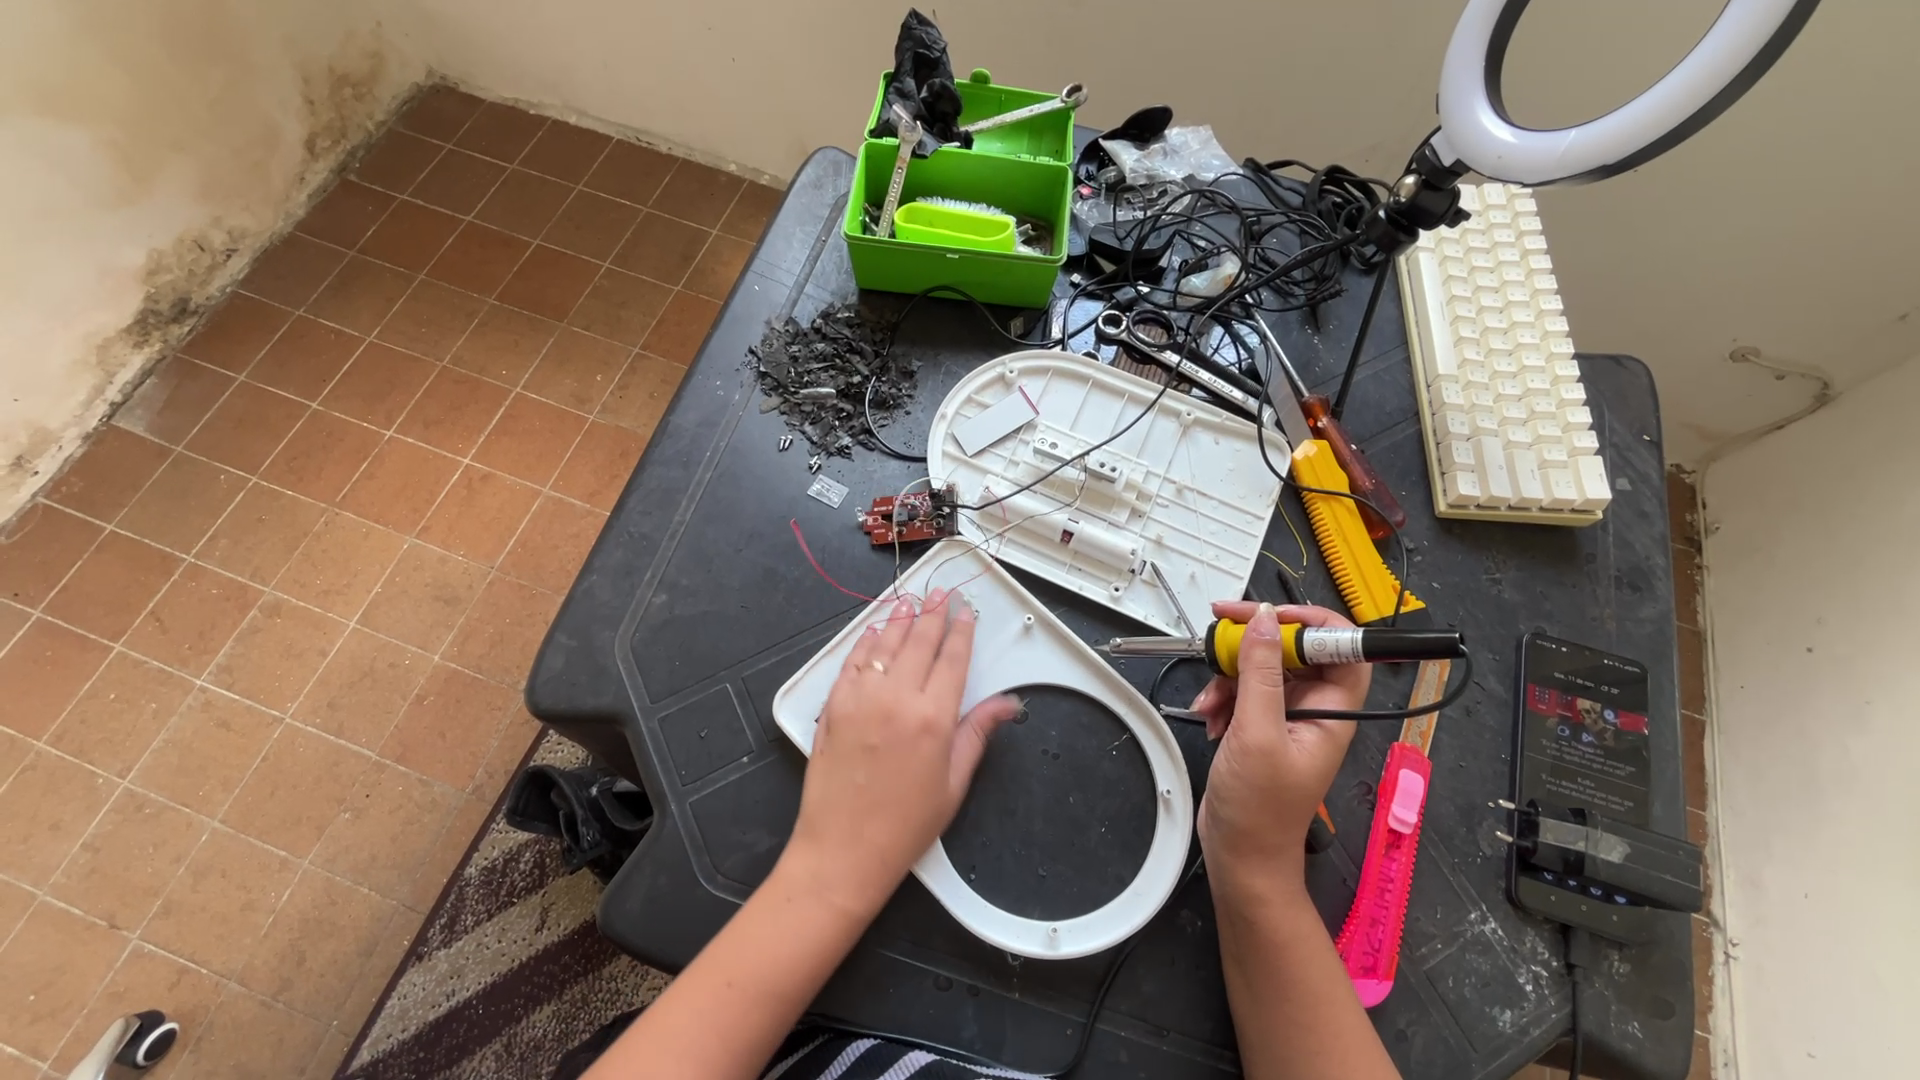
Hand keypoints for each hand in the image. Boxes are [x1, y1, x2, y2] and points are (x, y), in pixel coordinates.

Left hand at [785, 588, 1021, 914]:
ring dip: (900, 617)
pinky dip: (865, 641)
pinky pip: (852, 661)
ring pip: (885, 643)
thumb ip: (977, 733)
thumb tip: (1008, 704)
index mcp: (934, 717)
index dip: (962, 631)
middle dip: (934, 613)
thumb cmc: (905, 825)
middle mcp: (897, 698)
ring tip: (911, 599)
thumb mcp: (954, 782)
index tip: (966, 612)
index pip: (952, 658)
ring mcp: (860, 699)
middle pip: (919, 641)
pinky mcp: (833, 706)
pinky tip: (874, 630)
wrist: (843, 850)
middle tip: (941, 592)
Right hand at [1193, 602, 1369, 885]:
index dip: (1314, 622)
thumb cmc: (1259, 804)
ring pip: (1262, 670)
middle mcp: (1314, 709)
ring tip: (1210, 701)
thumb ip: (1260, 672)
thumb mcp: (1257, 732)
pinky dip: (1222, 697)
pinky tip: (1209, 717)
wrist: (1240, 854)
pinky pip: (1243, 692)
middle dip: (1255, 644)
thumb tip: (1267, 618)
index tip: (1270, 613)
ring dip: (1229, 676)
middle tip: (1219, 628)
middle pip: (1294, 652)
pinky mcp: (1260, 727)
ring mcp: (1286, 719)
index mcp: (1332, 711)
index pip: (1344, 648)